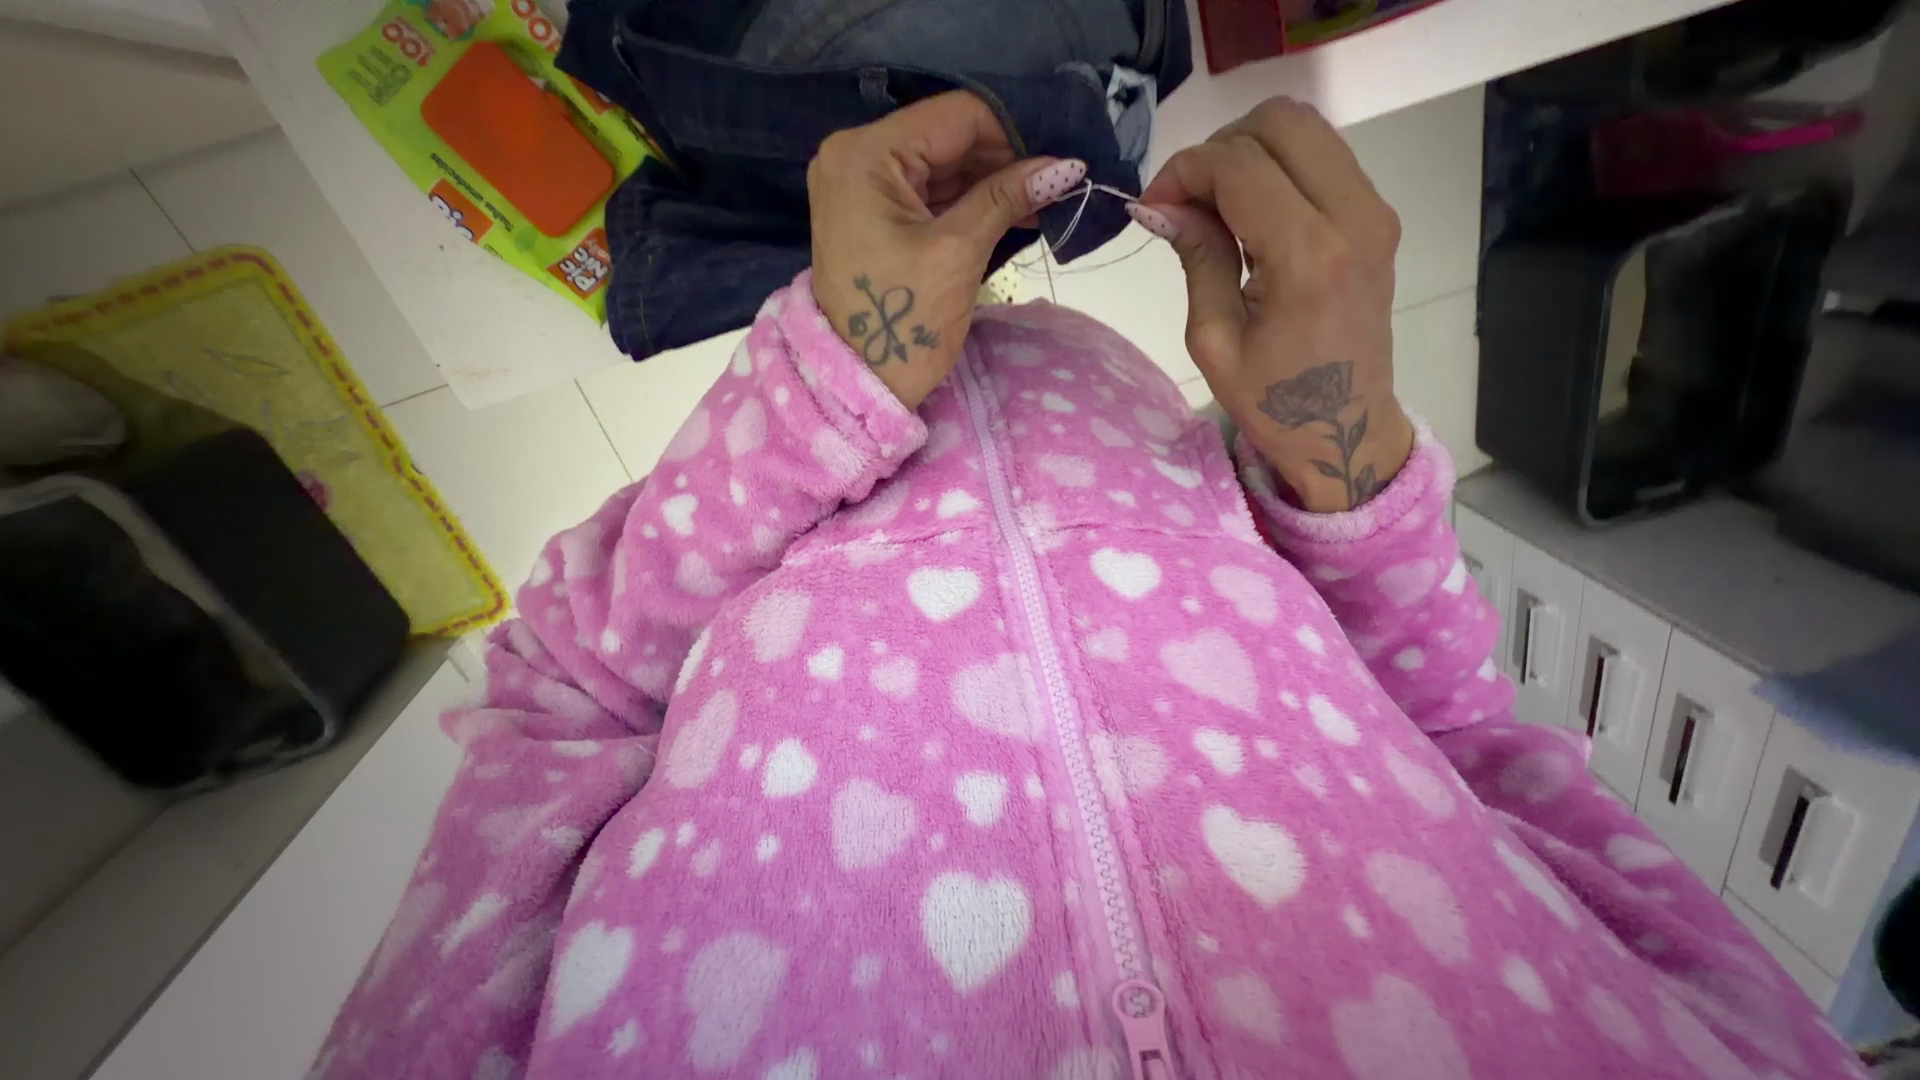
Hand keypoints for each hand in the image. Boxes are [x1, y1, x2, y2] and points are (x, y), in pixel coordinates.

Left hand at [808, 91, 1086, 408]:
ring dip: (987, 185)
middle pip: (946, 138)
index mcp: (865, 154)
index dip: (1011, 137)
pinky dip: (963, 203)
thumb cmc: (904, 320)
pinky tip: (1003, 217)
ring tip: (1035, 210)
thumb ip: (1008, 197)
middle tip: (1050, 194)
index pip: (955, 116)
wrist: (859, 384)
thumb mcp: (958, 252)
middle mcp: (853, 155)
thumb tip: (1066, 166)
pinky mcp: (868, 214)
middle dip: (1000, 163)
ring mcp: (857, 186)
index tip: (1052, 171)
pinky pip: (924, 192)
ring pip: (939, 166)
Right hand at [1130, 97, 1412, 511]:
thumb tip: (1160, 204)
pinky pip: (1322, 157)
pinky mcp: (1377, 216)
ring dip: (1247, 153)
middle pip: (1279, 122)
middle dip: (1218, 150)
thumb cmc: (1273, 399)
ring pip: (1305, 129)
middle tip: (1186, 201)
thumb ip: (1196, 256)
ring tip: (1215, 208)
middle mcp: (1353, 216)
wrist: (1346, 429)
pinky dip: (1276, 168)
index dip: (1184, 171)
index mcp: (1309, 256)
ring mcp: (1374, 211)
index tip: (1153, 206)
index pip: (1239, 165)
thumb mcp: (1214, 340)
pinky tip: (1249, 216)